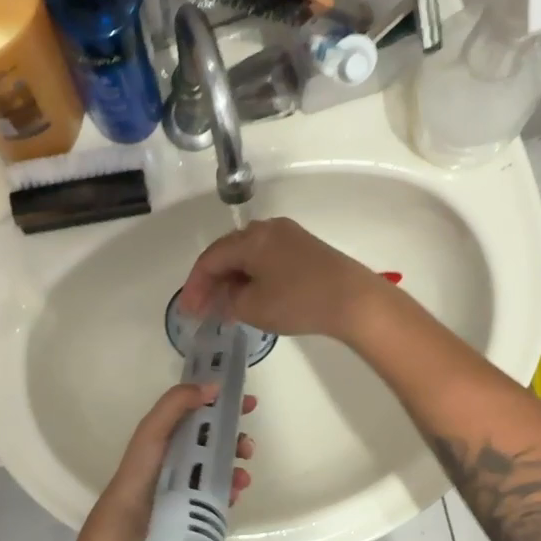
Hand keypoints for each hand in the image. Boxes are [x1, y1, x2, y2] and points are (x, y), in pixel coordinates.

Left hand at [90, 383, 256, 537]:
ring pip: (222, 468)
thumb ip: (176, 404)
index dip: (225, 404)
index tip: (249, 403)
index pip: (201, 412)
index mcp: (168, 434)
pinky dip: (231, 491)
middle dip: (237, 440)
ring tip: (242, 478)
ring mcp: (187, 481)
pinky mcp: (194, 505)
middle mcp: (179, 455)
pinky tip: (234, 495)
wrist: (129, 525)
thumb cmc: (141, 473)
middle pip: (217, 440)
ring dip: (237, 468)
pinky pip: (220, 493)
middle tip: (248, 447)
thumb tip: (213, 386)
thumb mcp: (153, 431)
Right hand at [176, 217, 404, 339]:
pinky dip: (252, 278)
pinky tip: (250, 298)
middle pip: (228, 253)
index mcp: (250, 239)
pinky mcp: (304, 249)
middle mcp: (267, 229)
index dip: (195, 286)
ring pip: (248, 256)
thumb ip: (229, 302)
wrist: (352, 299)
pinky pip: (266, 260)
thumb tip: (224, 299)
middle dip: (212, 282)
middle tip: (202, 310)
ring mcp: (288, 236)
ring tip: (224, 307)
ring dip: (232, 280)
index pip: (210, 258)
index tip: (188, 312)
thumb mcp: (253, 307)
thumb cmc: (297, 301)